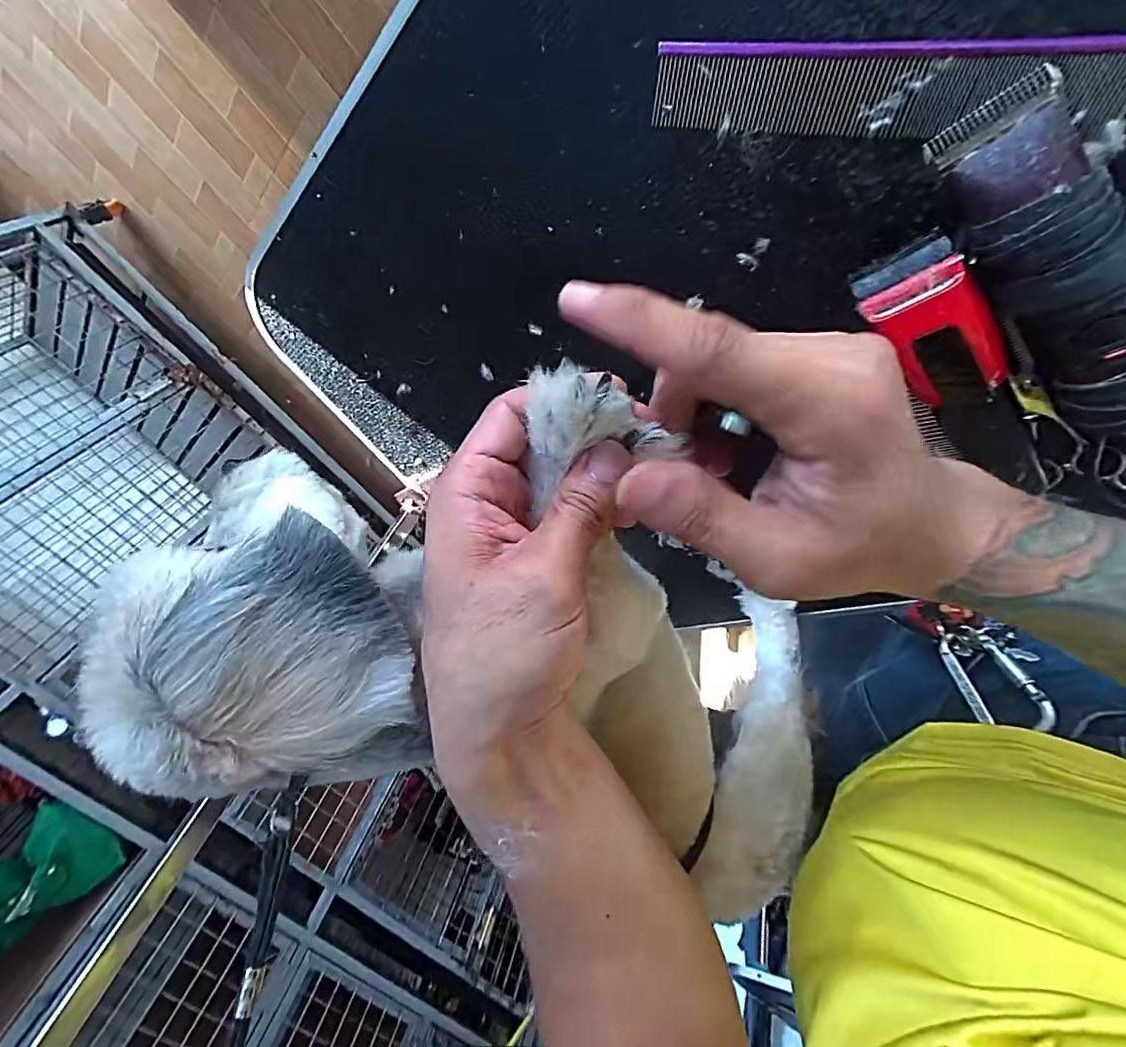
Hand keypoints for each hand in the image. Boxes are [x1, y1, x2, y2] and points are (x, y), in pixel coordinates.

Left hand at [419, 385, 633, 799]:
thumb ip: (577, 506)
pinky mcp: (548, 548)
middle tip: (653, 430)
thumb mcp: (541, 575)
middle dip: (595, 430)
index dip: (562, 399)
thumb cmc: (502, 654)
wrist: (502, 728)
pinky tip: (639, 494)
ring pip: (566, 471)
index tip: (618, 397)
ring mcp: (523, 524)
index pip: (510, 416)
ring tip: (656, 458)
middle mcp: (493, 497)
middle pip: (544, 439)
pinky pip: (578, 506)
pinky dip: (607, 496)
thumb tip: (615, 445)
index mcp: (469, 492)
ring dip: (607, 463)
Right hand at [559, 282, 1018, 599]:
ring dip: (694, 405)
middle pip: (712, 354)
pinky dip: (718, 399)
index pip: (720, 349)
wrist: (930, 522)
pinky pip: (744, 360)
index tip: (578, 298)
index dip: (643, 322)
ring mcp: (833, 346)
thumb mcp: (779, 558)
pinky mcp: (825, 351)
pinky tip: (731, 444)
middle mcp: (834, 354)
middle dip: (672, 404)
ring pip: (723, 355)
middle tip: (671, 467)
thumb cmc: (863, 547)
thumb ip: (702, 517)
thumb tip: (628, 478)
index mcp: (829, 403)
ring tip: (710, 464)